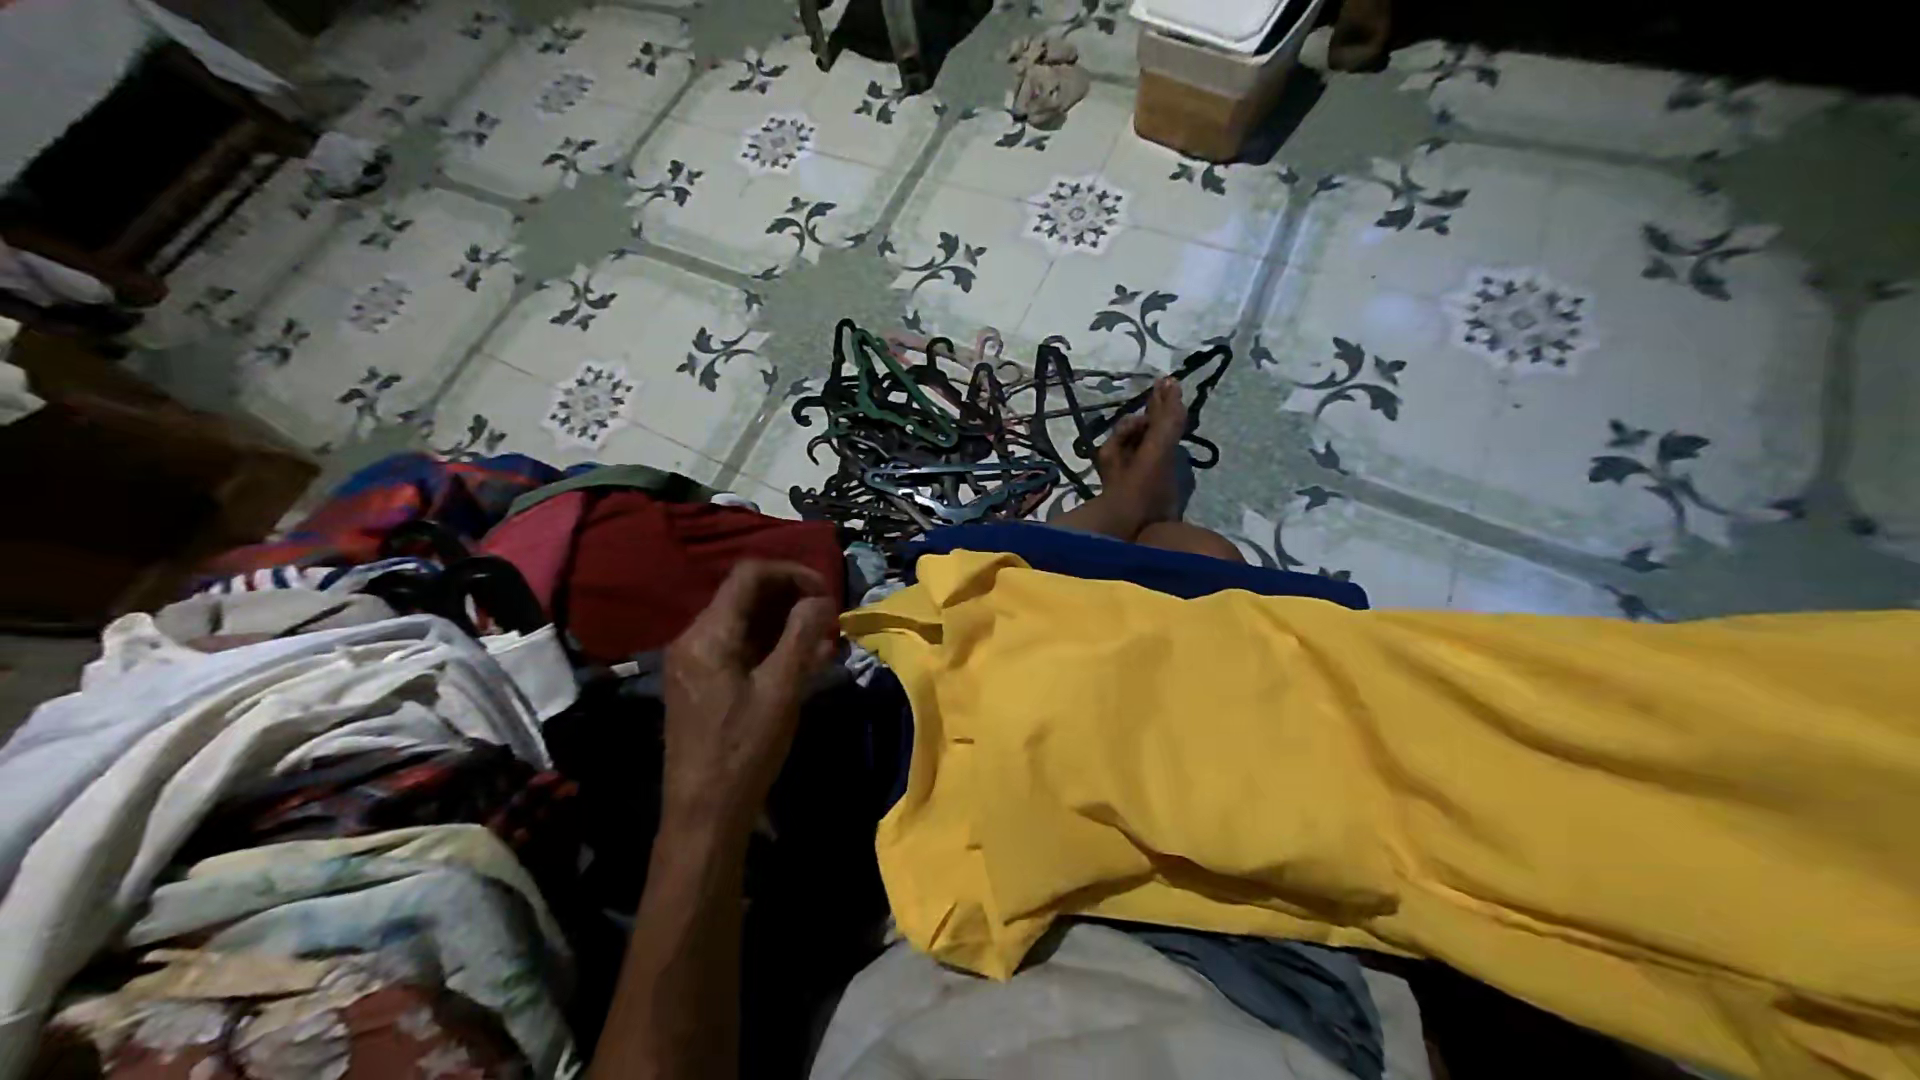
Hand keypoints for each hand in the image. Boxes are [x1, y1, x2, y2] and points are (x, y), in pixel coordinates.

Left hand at [662, 561, 837, 835]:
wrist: (704, 813)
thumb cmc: (745, 750)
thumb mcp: (782, 690)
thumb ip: (802, 636)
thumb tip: (821, 600)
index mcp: (709, 634)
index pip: (750, 574)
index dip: (793, 573)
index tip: (826, 595)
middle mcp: (693, 638)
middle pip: (746, 594)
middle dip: (792, 599)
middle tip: (829, 620)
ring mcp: (693, 661)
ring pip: (745, 621)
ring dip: (784, 623)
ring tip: (822, 643)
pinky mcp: (700, 682)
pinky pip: (738, 646)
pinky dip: (770, 645)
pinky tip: (800, 663)